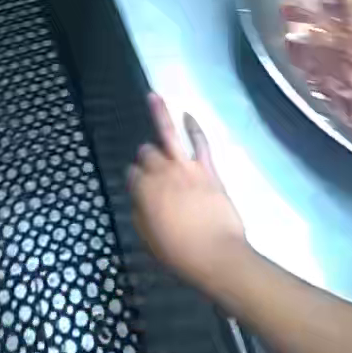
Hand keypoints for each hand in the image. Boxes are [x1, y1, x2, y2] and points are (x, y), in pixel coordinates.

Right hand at [128, 93, 249, 293]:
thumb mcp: (150, 240)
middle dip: (146, 158)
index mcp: (145, 190)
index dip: (135, 179)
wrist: (219, 257)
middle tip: (152, 171)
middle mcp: (161, 172)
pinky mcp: (207, 169)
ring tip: (153, 96)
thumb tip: (139, 200)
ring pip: (167, 135)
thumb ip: (140, 214)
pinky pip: (200, 143)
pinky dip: (194, 128)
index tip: (139, 188)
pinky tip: (188, 115)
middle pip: (147, 153)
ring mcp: (185, 167)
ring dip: (159, 113)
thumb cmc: (181, 254)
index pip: (132, 173)